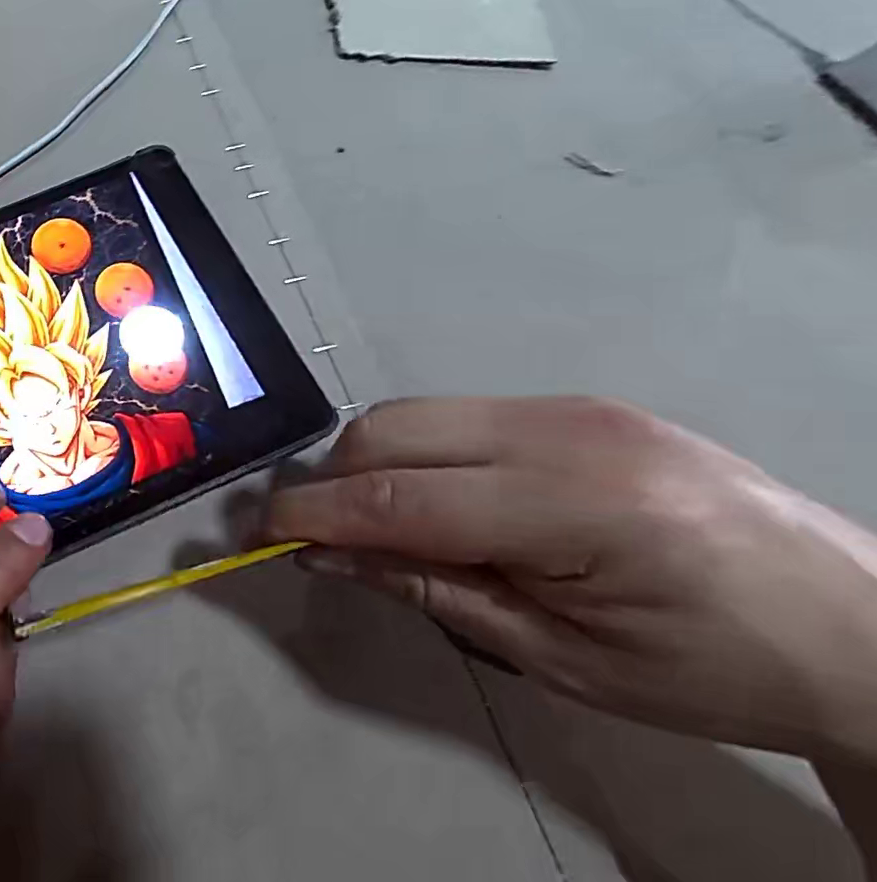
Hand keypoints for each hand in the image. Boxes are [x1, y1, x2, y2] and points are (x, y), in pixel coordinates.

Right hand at [266, 396, 876, 764]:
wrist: (872, 631)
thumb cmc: (715, 670)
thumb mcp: (559, 657)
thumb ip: (429, 591)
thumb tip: (323, 555)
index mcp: (580, 509)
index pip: (398, 498)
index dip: (312, 514)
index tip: (257, 535)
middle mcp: (568, 434)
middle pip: (388, 434)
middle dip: (328, 483)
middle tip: (311, 535)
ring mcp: (571, 407)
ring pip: (408, 414)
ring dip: (362, 464)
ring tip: (368, 519)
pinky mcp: (572, 403)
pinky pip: (449, 415)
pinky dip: (408, 451)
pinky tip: (428, 495)